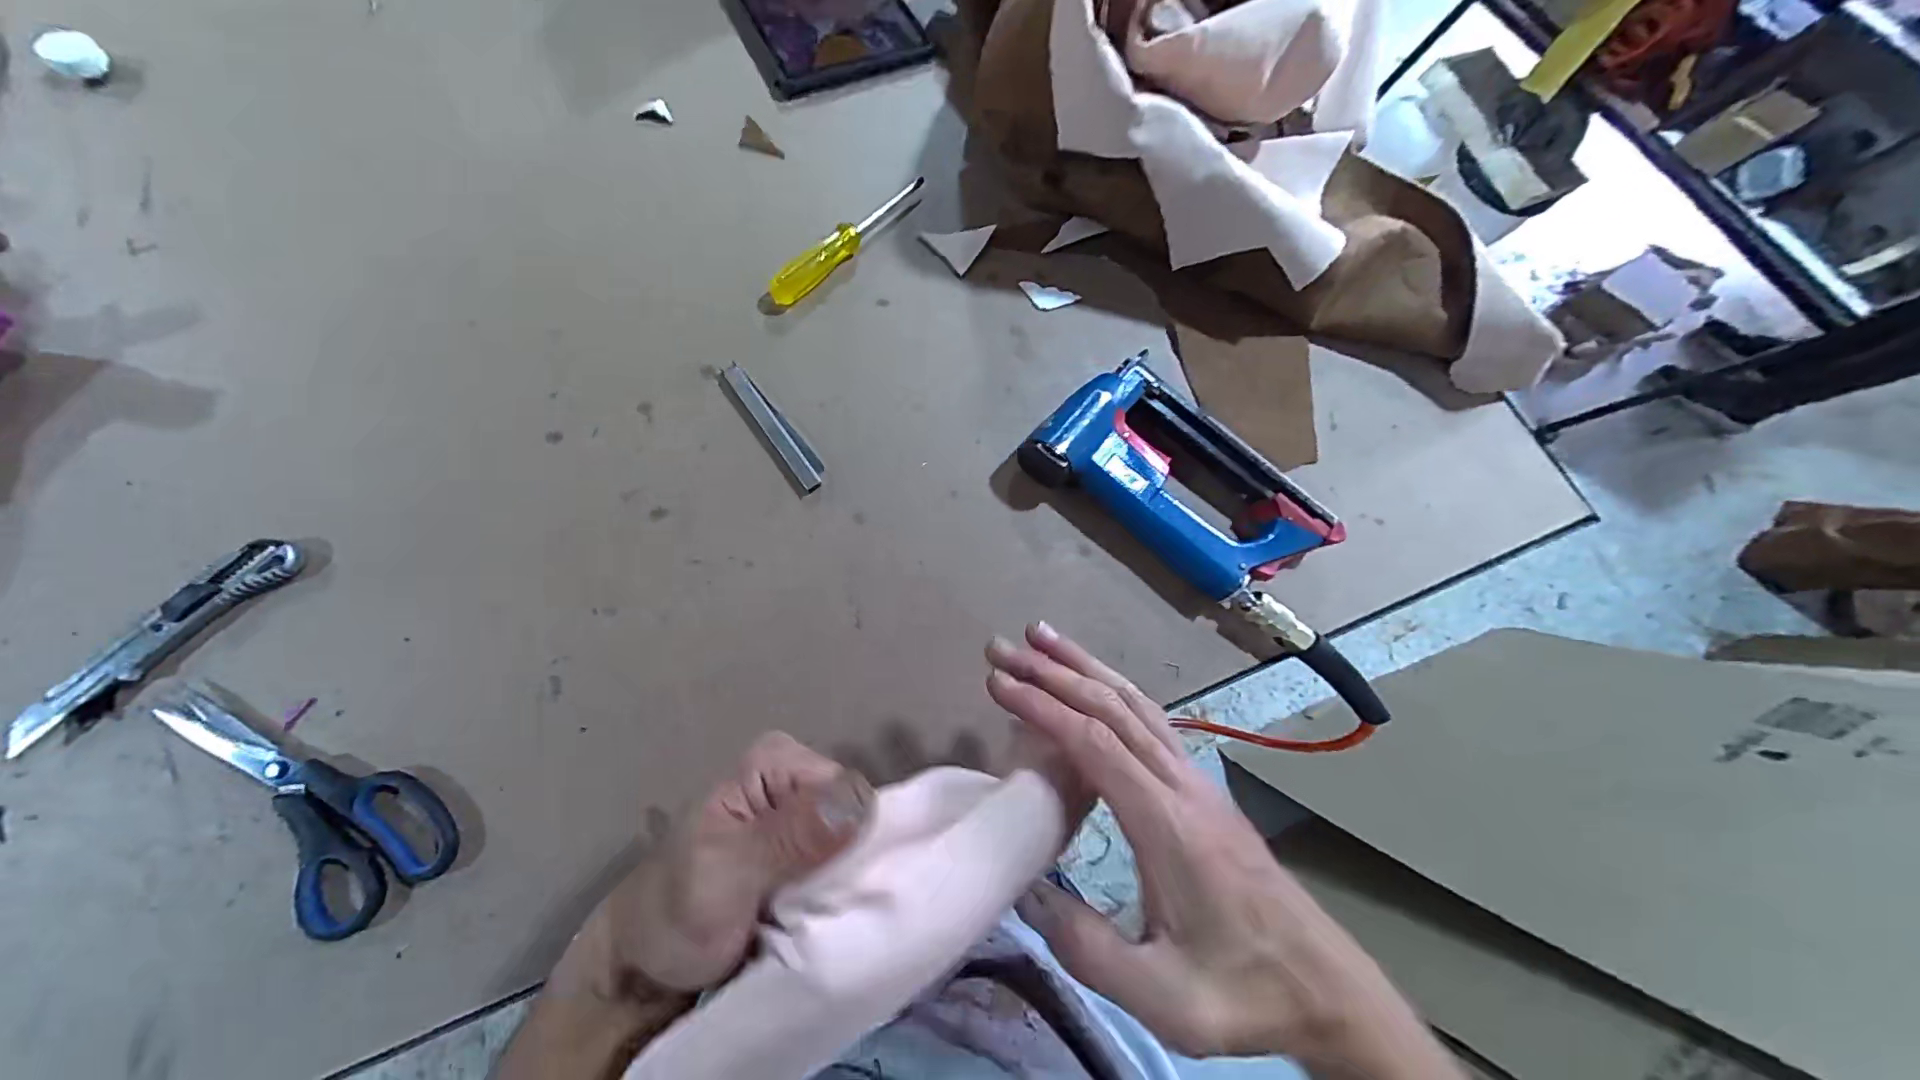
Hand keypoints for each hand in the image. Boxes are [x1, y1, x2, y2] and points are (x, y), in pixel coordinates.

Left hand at [594, 731, 874, 992]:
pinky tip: (825, 920)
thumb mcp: (726, 873)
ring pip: (859, 844)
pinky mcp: (811, 854)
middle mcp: (798, 778)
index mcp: (775, 761)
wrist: (645, 968)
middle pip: (859, 814)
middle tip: (822, 909)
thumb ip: (789, 837)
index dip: (846, 838)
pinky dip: (839, 896)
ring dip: (846, 883)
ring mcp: (806, 818)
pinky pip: (848, 867)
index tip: (821, 886)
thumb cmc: (672, 913)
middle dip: (850, 862)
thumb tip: (855, 805)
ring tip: (821, 920)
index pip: (847, 789)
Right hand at [986, 624, 1459, 1077]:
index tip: (999, 684)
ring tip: (1042, 640)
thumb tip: (1025, 892)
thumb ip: (1086, 948)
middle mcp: (1181, 784)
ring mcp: (1195, 781)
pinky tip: (1094, 685)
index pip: (1096, 742)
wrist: (1324, 988)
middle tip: (1003, 648)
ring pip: (1135, 704)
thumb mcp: (1162, 997)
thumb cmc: (1241, 991)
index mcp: (1167, 822)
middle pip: (1112, 707)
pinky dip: (1112, 690)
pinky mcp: (1201, 788)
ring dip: (1085, 667)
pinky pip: (1150, 720)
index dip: (1044, 708)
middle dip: (1053, 671)